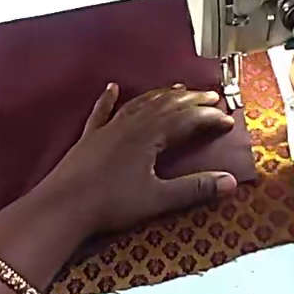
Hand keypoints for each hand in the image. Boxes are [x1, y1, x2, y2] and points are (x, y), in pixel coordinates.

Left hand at [28, 85, 239, 240]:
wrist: (63, 206)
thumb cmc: (111, 204)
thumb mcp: (158, 199)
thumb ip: (194, 188)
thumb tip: (231, 181)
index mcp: (149, 136)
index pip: (186, 120)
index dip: (208, 118)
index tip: (227, 120)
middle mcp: (130, 125)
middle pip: (165, 105)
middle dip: (191, 99)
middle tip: (211, 96)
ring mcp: (108, 128)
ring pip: (139, 104)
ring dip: (160, 95)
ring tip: (177, 89)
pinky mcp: (89, 137)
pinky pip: (102, 111)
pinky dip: (109, 98)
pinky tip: (112, 87)